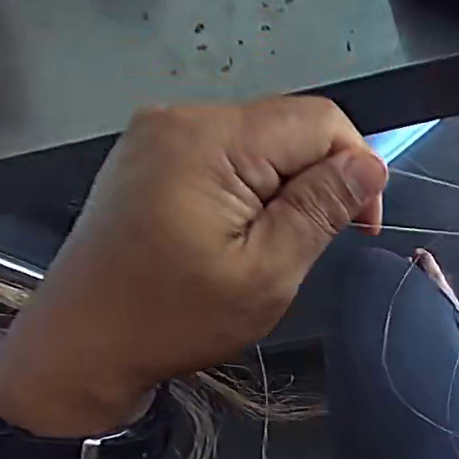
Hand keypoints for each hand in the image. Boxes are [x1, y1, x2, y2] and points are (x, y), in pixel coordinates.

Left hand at [0, 96, 387, 435]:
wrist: (86, 340)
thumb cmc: (181, 316)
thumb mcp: (269, 271)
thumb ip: (321, 209)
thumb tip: (371, 164)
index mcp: (212, 142)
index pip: (322, 121)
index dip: (358, 169)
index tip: (359, 228)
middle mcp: (184, 118)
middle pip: (293, 125)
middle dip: (326, 179)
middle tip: (321, 243)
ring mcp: (163, 134)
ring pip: (268, 141)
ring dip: (294, 188)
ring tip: (281, 244)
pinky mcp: (156, 156)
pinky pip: (234, 155)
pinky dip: (262, 189)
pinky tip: (249, 232)